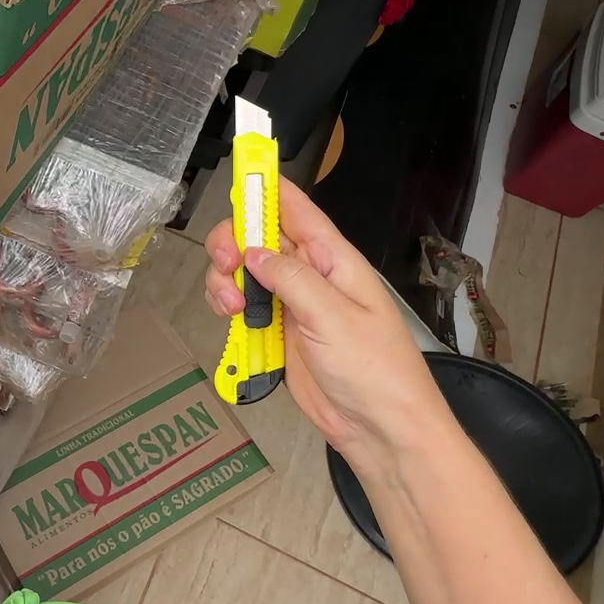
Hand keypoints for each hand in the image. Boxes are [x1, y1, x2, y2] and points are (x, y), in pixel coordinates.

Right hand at [204, 178, 456, 479]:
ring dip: (224, 281)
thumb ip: (291, 279)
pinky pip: (241, 306)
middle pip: (257, 238)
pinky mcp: (275, 332)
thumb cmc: (375, 371)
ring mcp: (290, 304)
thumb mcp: (334, 317)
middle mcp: (309, 275)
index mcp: (333, 260)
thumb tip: (253, 252)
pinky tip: (229, 322)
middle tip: (226, 267)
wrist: (379, 429)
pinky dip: (226, 308)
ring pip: (242, 272)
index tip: (237, 173)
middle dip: (232, 245)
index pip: (296, 209)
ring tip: (229, 308)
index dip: (266, 187)